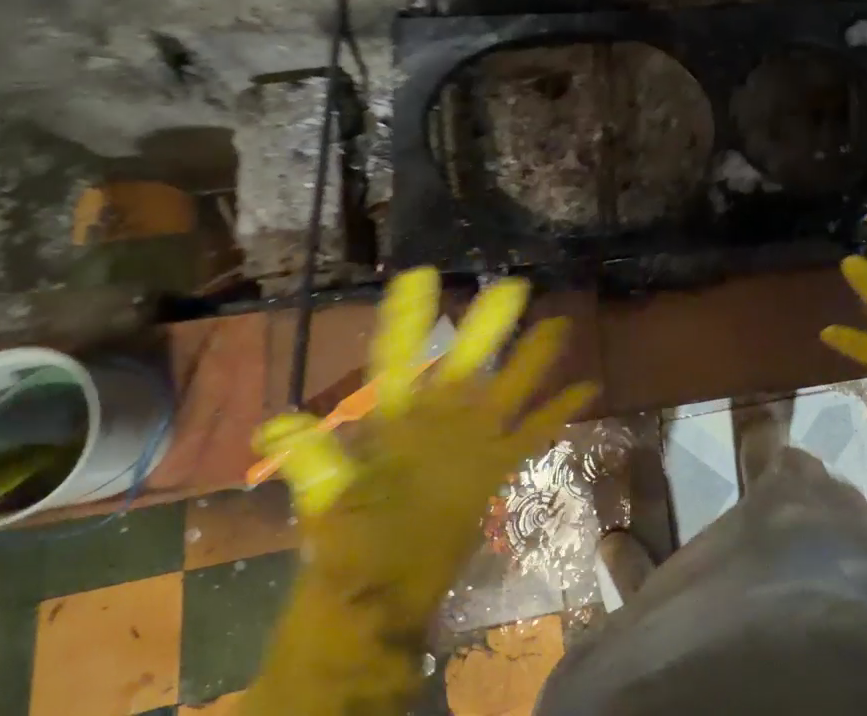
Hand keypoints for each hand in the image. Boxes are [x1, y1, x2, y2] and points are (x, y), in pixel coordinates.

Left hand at [242, 269, 595, 715]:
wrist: (382, 589)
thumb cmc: (349, 543)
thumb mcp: (328, 500)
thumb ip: (317, 462)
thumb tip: (278, 428)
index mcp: (395, 418)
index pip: (399, 358)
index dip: (407, 318)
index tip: (420, 277)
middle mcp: (439, 417)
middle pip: (467, 360)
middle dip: (487, 324)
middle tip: (512, 286)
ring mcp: (473, 439)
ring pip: (511, 386)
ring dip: (535, 356)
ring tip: (557, 322)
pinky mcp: (497, 465)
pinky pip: (535, 430)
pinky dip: (560, 409)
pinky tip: (588, 388)